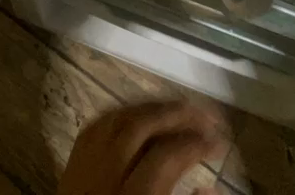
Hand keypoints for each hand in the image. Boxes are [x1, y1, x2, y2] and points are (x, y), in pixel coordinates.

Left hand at [59, 99, 230, 194]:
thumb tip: (210, 187)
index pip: (166, 157)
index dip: (196, 145)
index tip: (220, 142)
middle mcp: (106, 171)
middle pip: (141, 126)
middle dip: (177, 113)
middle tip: (206, 113)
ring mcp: (86, 159)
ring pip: (120, 117)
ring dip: (153, 107)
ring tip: (180, 107)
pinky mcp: (74, 155)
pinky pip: (101, 121)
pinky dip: (125, 112)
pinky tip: (142, 113)